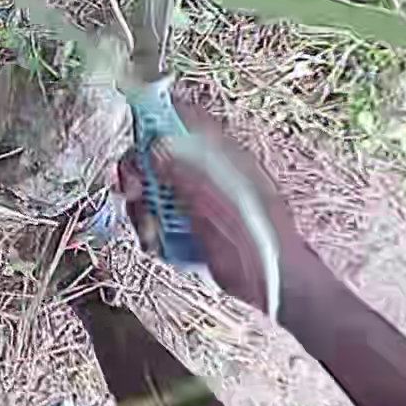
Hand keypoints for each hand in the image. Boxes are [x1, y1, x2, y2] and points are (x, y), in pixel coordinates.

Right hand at [117, 100, 326, 316]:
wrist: (273, 287)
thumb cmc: (259, 244)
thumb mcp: (221, 202)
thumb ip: (188, 172)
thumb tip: (157, 144)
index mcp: (220, 156)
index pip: (183, 119)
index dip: (155, 119)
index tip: (135, 136)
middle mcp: (203, 172)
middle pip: (153, 154)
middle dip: (136, 172)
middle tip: (132, 191)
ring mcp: (192, 197)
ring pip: (147, 187)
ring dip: (140, 208)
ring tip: (150, 230)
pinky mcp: (183, 222)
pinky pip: (151, 215)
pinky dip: (147, 228)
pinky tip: (157, 242)